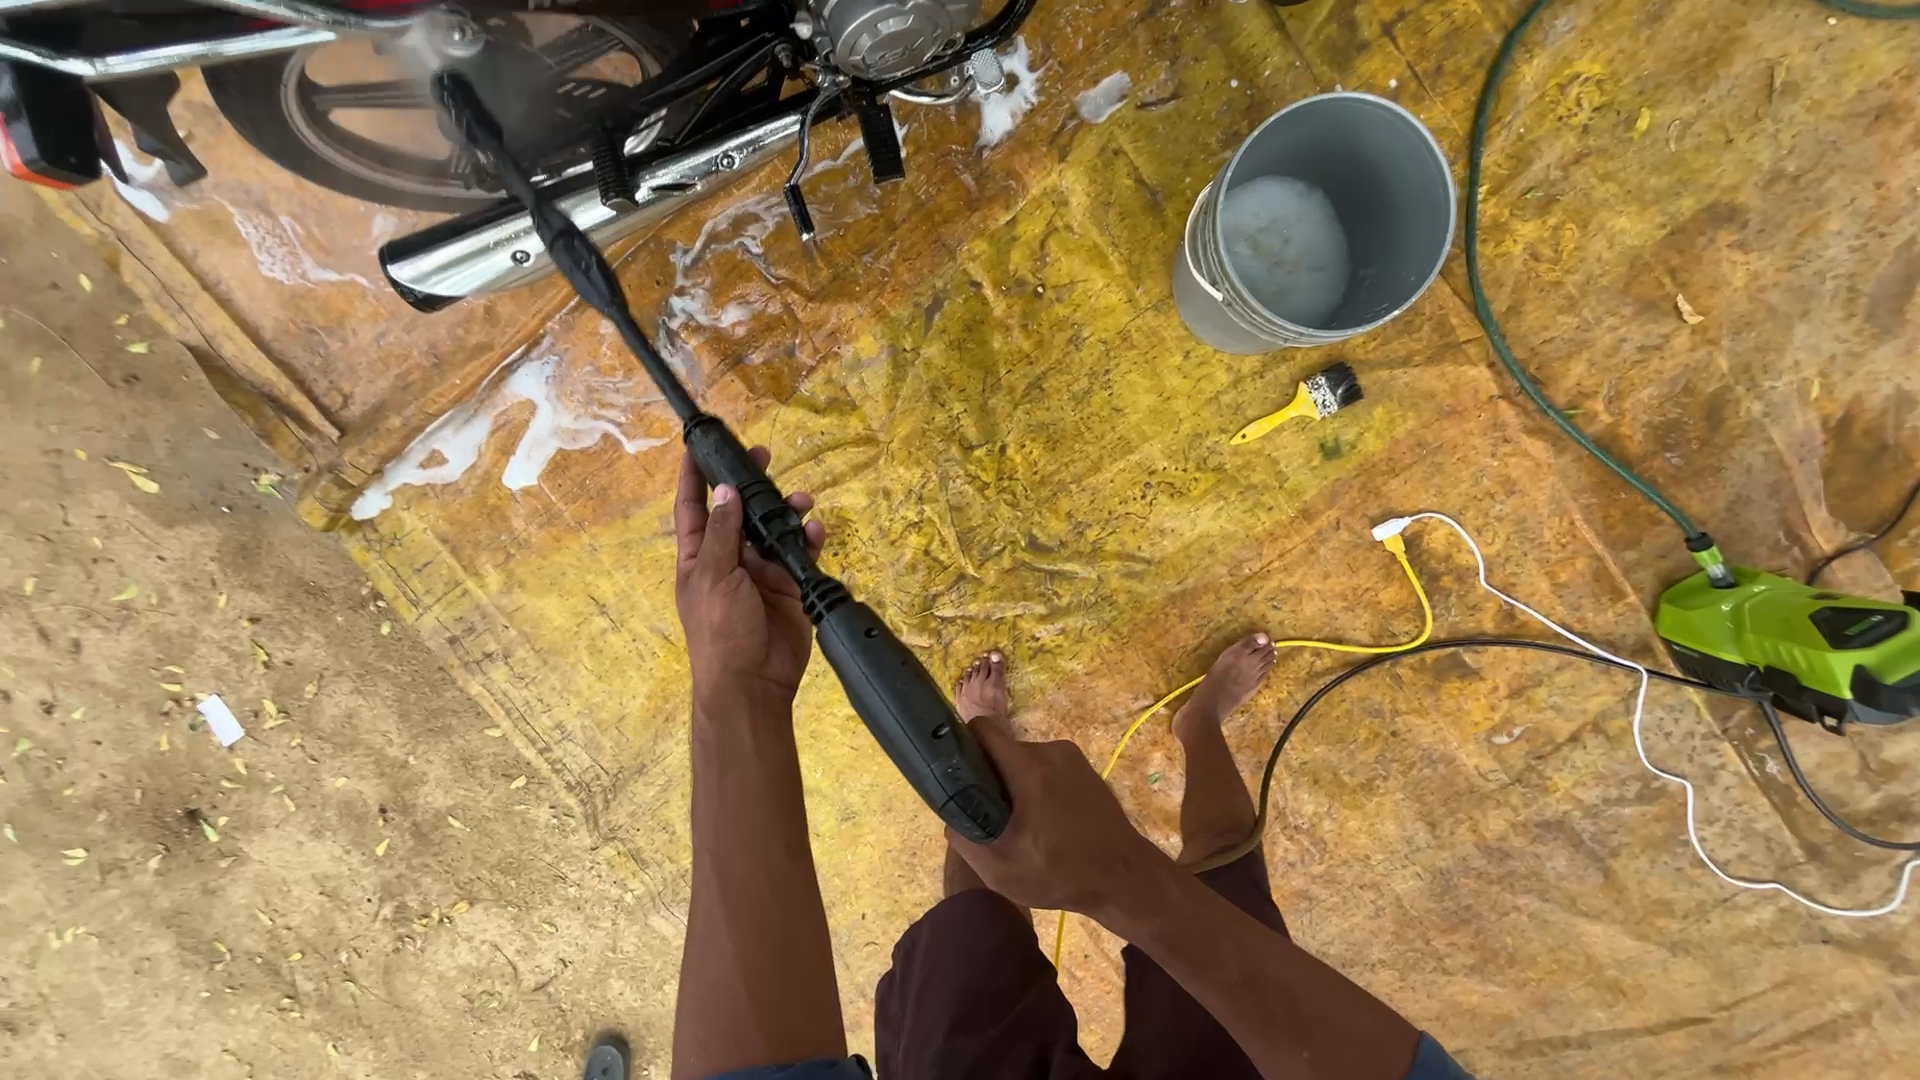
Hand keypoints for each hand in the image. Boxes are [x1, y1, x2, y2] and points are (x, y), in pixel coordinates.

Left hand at [674, 448, 826, 707]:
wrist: (753, 681)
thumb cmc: (720, 629)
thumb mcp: (714, 576)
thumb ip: (723, 532)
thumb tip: (725, 490)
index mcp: (699, 557)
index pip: (693, 508)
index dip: (693, 477)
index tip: (697, 446)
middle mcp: (729, 559)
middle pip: (739, 511)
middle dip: (750, 483)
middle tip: (765, 454)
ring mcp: (761, 572)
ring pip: (774, 528)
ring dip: (786, 510)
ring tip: (802, 500)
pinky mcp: (789, 586)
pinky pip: (799, 554)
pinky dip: (808, 540)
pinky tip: (815, 532)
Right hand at [948, 714, 1169, 915]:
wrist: (1124, 878)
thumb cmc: (1062, 875)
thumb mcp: (1002, 870)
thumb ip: (966, 840)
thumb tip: (949, 818)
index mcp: (1029, 769)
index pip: (983, 729)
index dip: (963, 743)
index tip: (955, 769)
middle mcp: (1050, 751)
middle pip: (1003, 748)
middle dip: (990, 774)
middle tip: (989, 811)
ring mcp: (1071, 756)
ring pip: (1024, 758)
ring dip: (1015, 782)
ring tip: (1020, 820)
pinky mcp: (1084, 766)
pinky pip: (1046, 765)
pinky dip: (1036, 784)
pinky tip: (1043, 818)